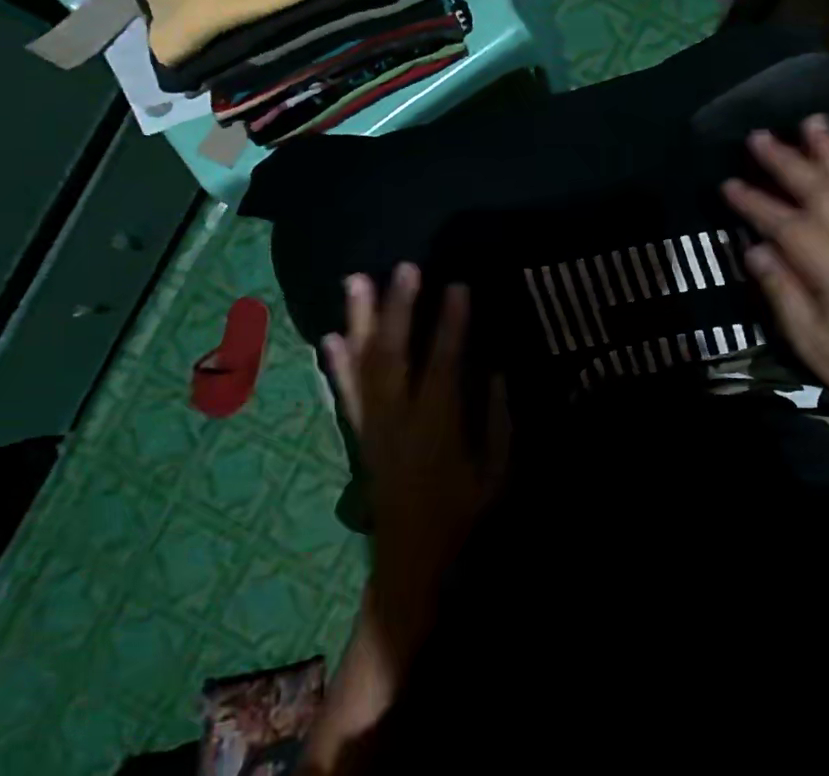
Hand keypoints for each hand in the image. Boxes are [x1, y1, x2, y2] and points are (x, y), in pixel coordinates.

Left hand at [323, 264, 509, 581]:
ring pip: (364, 366)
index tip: (458, 287)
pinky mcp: (360, 434)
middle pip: (396, 355)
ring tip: (356, 282)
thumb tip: (497, 372)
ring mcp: (374, 426)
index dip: (452, 325)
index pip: (445, 365)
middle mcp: (399, 420)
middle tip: (405, 268)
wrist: (410, 559)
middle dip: (400, 308)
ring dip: (361, 321)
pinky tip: (329, 338)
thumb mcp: (496, 476)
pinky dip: (337, 364)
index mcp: (438, 429)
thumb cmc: (462, 518)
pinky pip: (345, 394)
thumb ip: (498, 422)